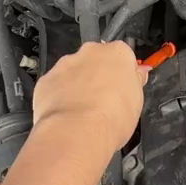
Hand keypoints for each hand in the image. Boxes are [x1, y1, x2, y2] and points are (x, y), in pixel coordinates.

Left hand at [32, 41, 149, 145]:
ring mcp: (67, 64)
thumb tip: (138, 75)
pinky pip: (55, 86)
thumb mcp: (137, 101)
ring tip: (82, 113)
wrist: (77, 132)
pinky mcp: (47, 80)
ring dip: (77, 86)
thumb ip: (135, 81)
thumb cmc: (111, 117)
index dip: (122, 74)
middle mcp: (91, 52)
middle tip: (103, 101)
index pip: (123, 56)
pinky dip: (59, 97)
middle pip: (96, 60)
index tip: (122, 88)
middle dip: (98, 76)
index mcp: (118, 52)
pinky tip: (66, 116)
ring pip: (74, 71)